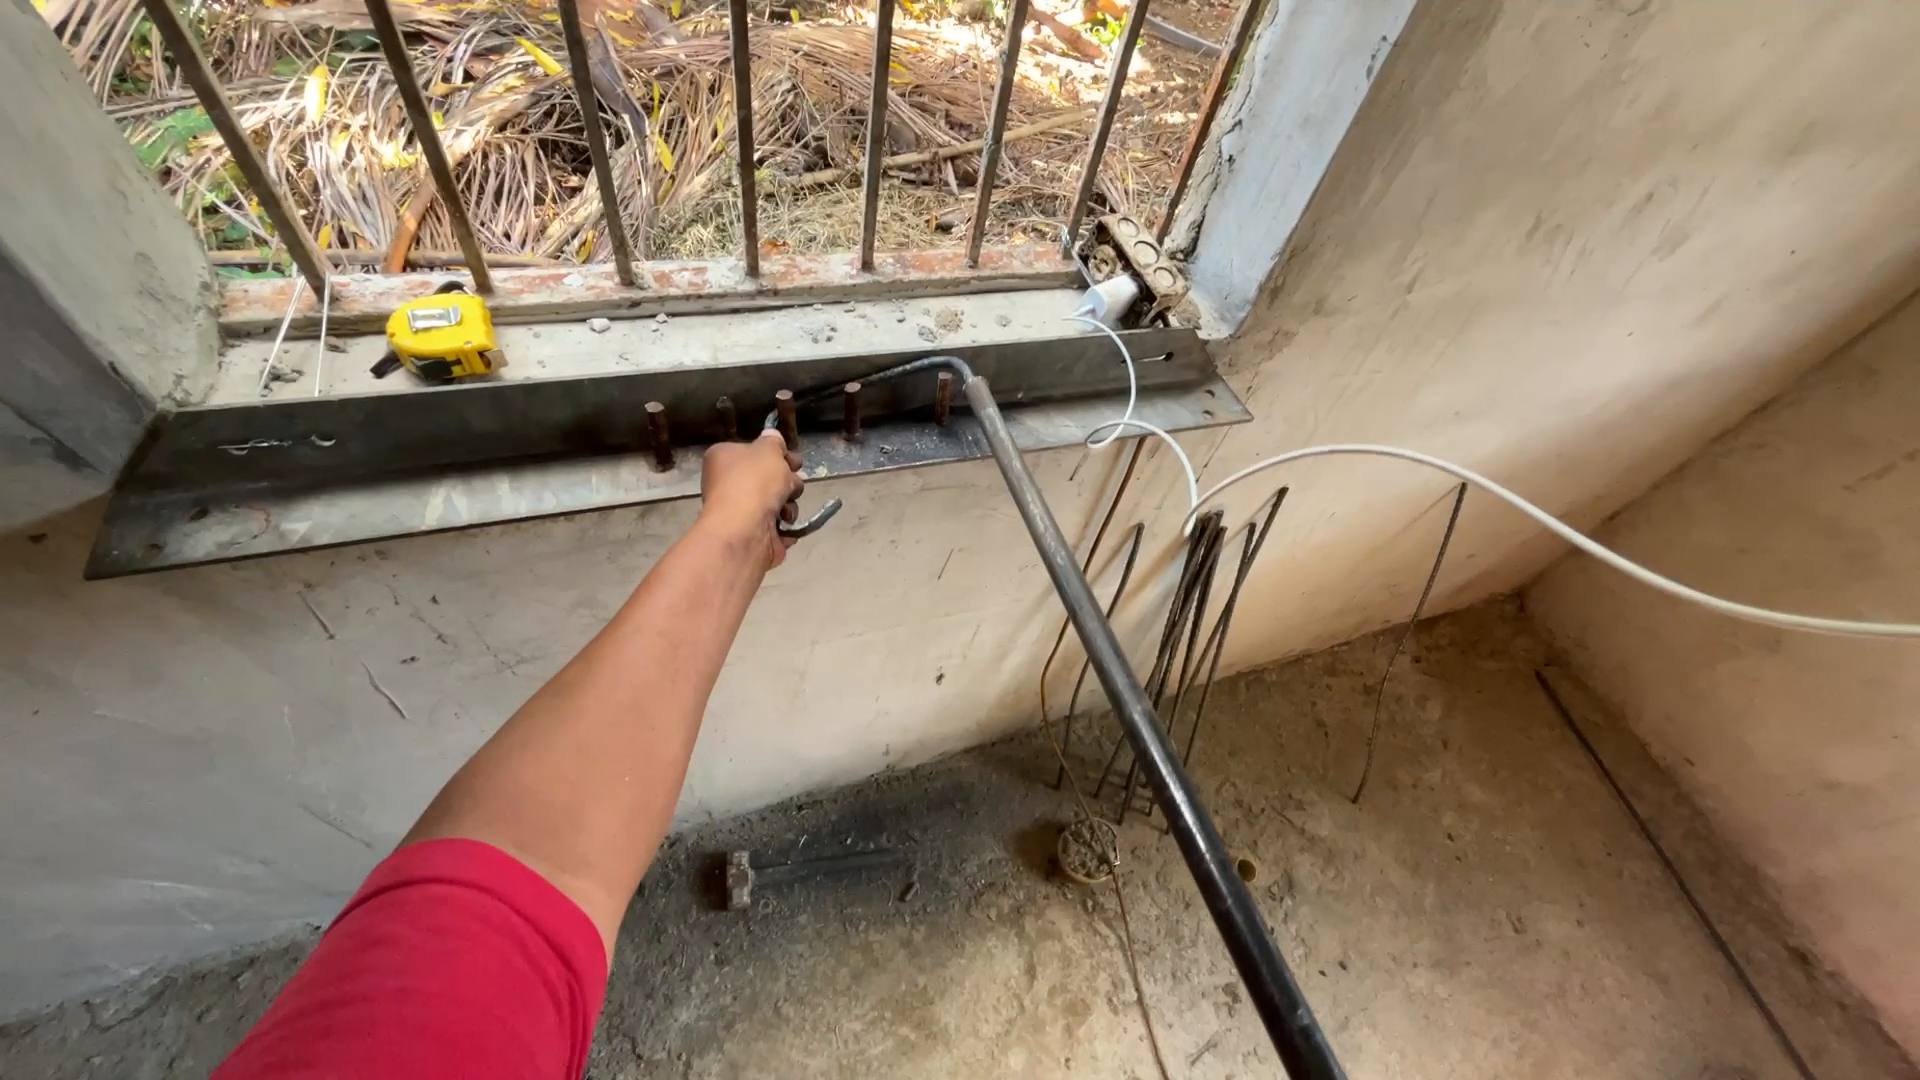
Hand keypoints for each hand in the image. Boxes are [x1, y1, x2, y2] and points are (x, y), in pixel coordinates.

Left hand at [700, 429, 804, 569]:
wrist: (745, 529)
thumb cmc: (754, 482)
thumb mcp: (769, 450)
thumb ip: (774, 442)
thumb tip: (772, 436)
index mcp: (724, 459)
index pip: (753, 452)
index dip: (776, 455)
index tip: (793, 461)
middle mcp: (728, 484)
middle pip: (768, 478)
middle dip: (787, 482)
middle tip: (794, 484)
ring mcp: (739, 511)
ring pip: (776, 503)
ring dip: (788, 505)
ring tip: (785, 510)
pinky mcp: (752, 533)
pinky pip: (777, 525)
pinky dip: (785, 526)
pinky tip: (785, 525)